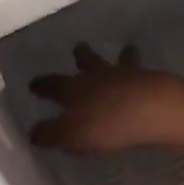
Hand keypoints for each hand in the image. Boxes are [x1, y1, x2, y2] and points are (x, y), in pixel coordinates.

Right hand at [29, 43, 183, 156]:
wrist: (150, 110)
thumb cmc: (105, 125)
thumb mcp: (70, 136)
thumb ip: (50, 134)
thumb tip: (33, 132)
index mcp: (74, 89)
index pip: (52, 84)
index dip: (42, 85)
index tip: (34, 84)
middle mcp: (98, 76)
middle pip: (87, 62)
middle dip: (81, 57)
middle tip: (78, 48)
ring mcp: (126, 75)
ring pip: (118, 61)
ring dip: (118, 56)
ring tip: (125, 50)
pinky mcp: (150, 80)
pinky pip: (142, 72)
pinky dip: (140, 72)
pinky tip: (146, 74)